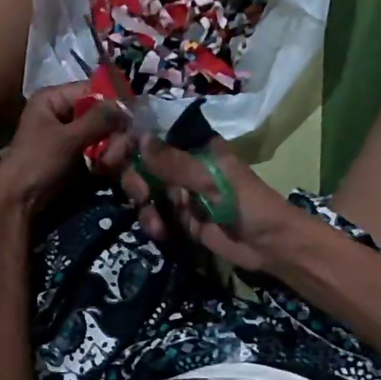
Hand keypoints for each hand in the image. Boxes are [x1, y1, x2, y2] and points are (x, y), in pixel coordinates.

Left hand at [0, 82, 127, 214]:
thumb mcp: (67, 138)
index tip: (131, 117)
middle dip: (113, 133)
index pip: (91, 89)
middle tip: (117, 151)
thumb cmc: (36, 163)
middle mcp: (63, 113)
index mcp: (53, 100)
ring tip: (109, 165)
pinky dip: (107, 160)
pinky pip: (100, 151)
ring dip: (112, 149)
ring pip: (104, 135)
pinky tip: (106, 170)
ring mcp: (71, 137)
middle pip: (101, 114)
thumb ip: (98, 120)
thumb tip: (126, 107)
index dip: (112, 102)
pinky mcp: (77, 157)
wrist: (19, 202)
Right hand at [115, 133, 306, 271]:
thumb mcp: (211, 179)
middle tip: (141, 197)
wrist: (268, 245)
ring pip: (144, 191)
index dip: (130, 141)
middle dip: (134, 180)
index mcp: (195, 146)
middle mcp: (183, 165)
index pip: (154, 134)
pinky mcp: (179, 218)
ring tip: (157, 225)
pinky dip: (153, 223)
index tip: (113, 156)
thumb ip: (174, 162)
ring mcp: (180, 192)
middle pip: (142, 163)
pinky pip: (153, 215)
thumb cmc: (247, 203)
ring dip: (144, 208)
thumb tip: (139, 139)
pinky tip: (163, 233)